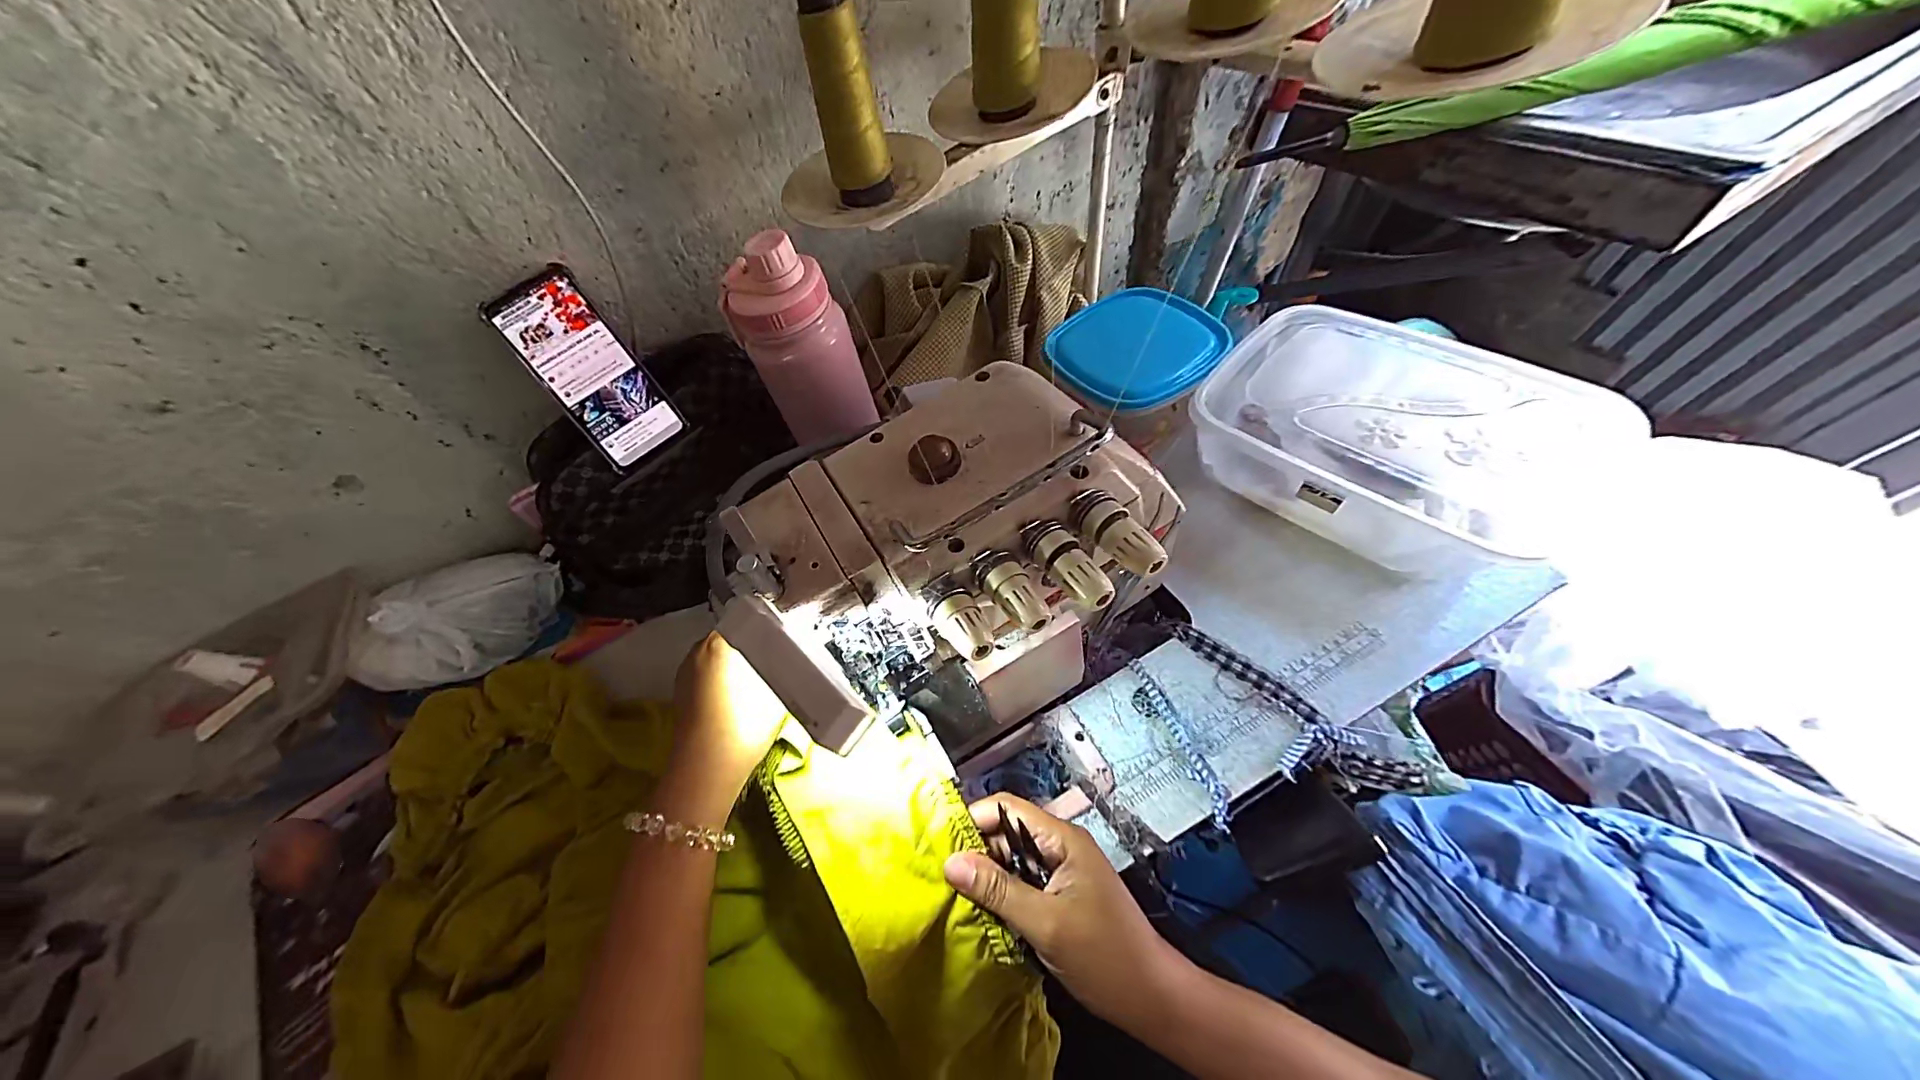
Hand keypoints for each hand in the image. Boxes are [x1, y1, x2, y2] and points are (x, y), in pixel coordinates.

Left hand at [662, 632, 786, 819]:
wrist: (707, 771)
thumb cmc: (743, 727)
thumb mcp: (775, 693)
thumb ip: (783, 669)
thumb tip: (791, 660)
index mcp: (718, 643)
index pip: (747, 621)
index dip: (767, 629)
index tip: (785, 640)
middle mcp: (696, 650)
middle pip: (732, 638)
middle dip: (752, 646)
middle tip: (778, 660)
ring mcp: (684, 673)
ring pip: (718, 657)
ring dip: (737, 663)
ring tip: (762, 679)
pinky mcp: (680, 694)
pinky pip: (708, 675)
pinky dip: (724, 680)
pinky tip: (742, 697)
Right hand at [944, 794, 1185, 1029]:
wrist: (1152, 996)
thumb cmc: (1105, 956)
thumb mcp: (1045, 923)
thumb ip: (998, 890)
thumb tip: (951, 862)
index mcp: (1062, 839)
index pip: (1007, 808)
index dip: (973, 819)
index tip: (941, 844)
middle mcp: (1061, 846)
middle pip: (1007, 831)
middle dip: (976, 849)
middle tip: (943, 876)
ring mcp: (1063, 871)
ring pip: (1013, 859)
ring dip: (988, 874)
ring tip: (956, 894)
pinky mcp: (1062, 895)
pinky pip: (1023, 881)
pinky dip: (1003, 892)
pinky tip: (984, 911)